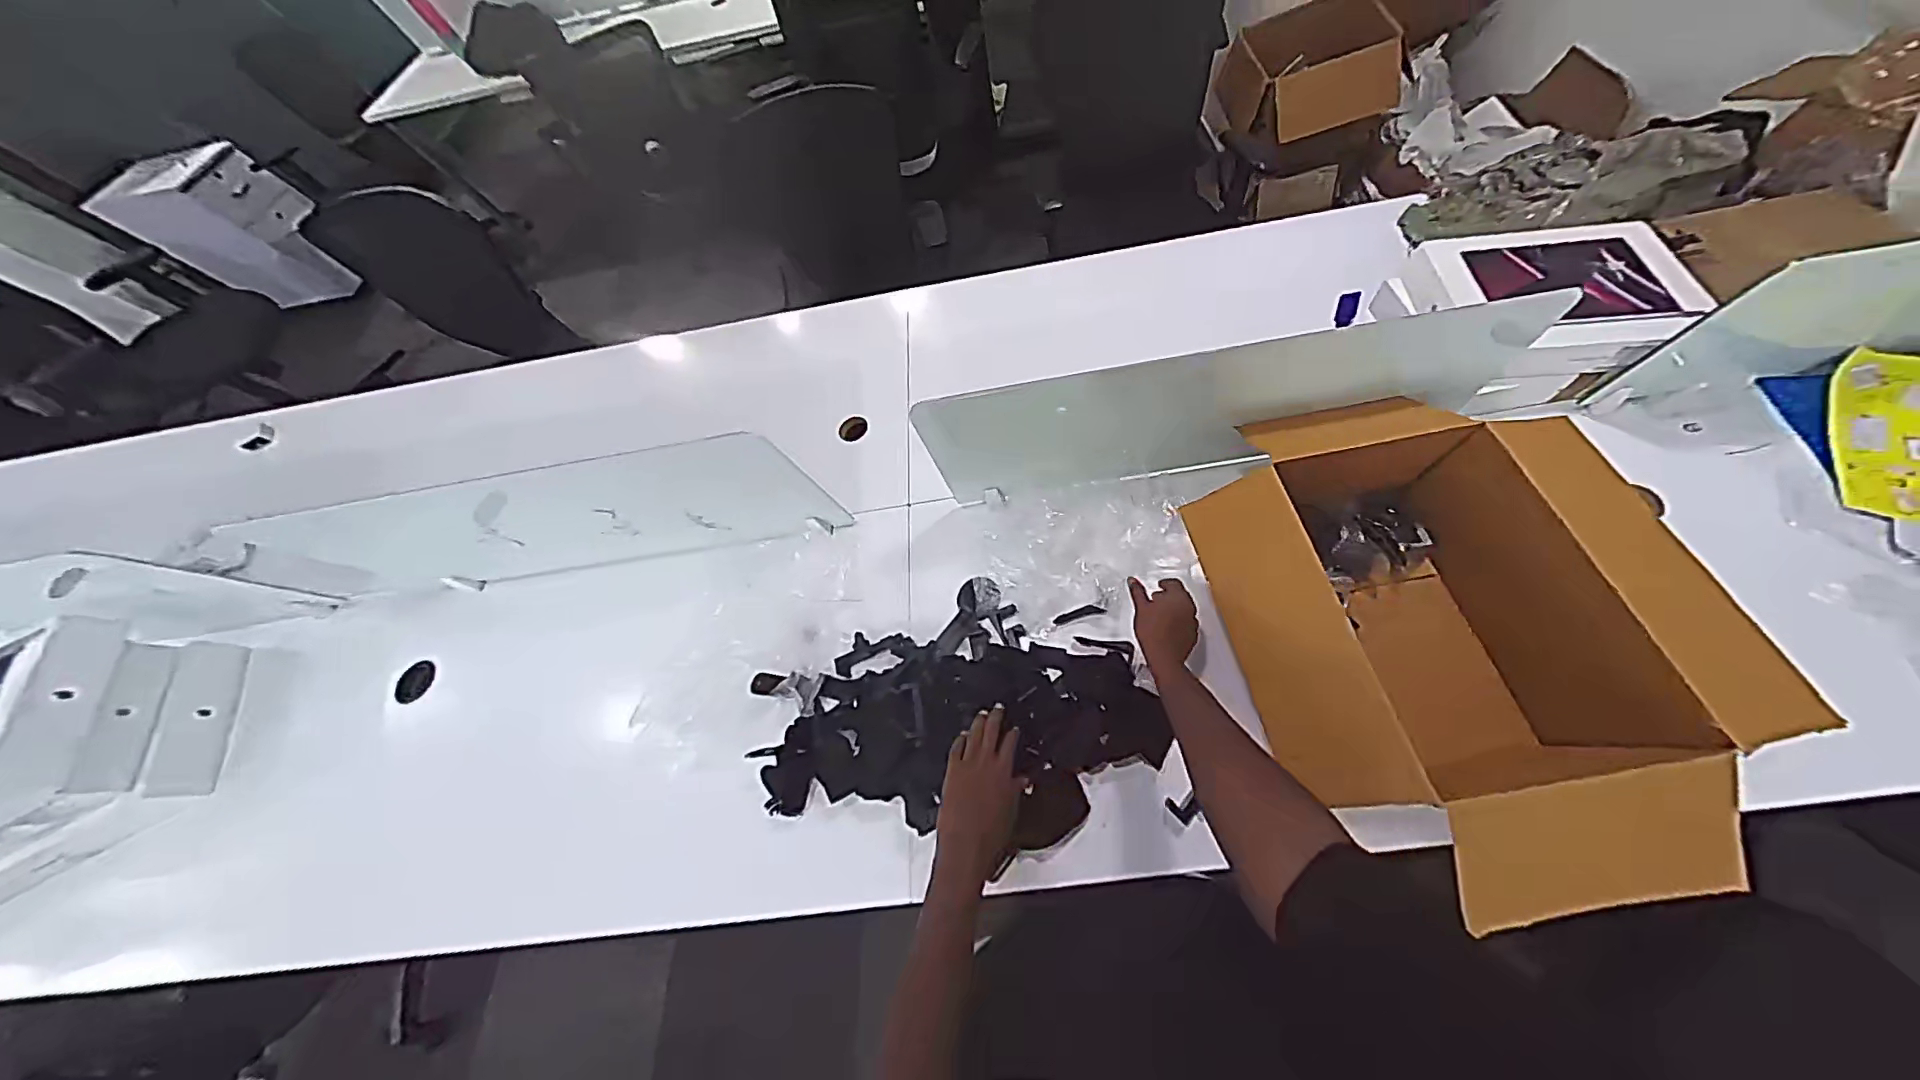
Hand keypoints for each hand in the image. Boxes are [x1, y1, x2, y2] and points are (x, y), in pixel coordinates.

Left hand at [932, 706, 1022, 894]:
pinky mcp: (951, 773)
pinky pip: (956, 750)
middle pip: (991, 732)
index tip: (1014, 728)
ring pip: (973, 736)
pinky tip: (962, 736)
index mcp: (1003, 771)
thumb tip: (1020, 779)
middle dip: (995, 718)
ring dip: (978, 724)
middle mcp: (985, 763)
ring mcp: (966, 766)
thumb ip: (1016, 789)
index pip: (1010, 743)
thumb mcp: (1012, 809)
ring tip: (982, 715)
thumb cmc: (991, 833)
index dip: (1013, 733)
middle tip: (998, 709)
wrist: (965, 845)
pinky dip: (960, 740)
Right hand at [1129, 577, 1197, 671]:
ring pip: (1183, 608)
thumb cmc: (1153, 634)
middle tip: (1156, 600)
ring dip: (1172, 608)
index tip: (1159, 585)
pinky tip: (1166, 627)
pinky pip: (1186, 621)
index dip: (1164, 583)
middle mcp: (1188, 606)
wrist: (1164, 657)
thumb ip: (1137, 592)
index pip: (1173, 582)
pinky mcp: (1192, 632)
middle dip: (1168, 596)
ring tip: (1158, 615)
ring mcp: (1192, 620)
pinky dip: (1177, 621)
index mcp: (1177, 596)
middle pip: (1180, 594)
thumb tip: (1133, 581)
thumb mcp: (1141, 608)